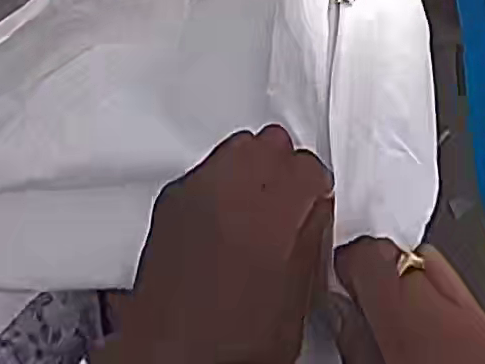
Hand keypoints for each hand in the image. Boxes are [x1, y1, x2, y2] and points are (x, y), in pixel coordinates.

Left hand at [100, 125, 333, 363]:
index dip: (315, 188)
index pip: (310, 166)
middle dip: (284, 169)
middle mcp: (237, 183)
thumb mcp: (295, 300)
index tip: (314, 203)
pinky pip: (208, 169)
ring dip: (251, 170)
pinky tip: (222, 218)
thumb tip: (316, 212)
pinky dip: (219, 184)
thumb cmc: (228, 344)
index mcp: (277, 205)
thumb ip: (311, 240)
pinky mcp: (173, 195)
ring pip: (240, 146)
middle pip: (274, 143)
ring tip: (252, 208)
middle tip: (286, 204)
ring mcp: (202, 185)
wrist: (168, 361)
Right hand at [334, 238, 484, 363]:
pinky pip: (460, 301)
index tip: (336, 276)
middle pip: (406, 256)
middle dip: (380, 268)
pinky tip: (422, 340)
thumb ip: (356, 345)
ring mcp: (481, 322)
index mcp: (411, 315)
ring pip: (436, 272)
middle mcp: (452, 306)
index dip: (348, 262)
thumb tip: (342, 315)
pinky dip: (437, 307)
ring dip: (409, 285)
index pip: (371, 255)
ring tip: (386, 321)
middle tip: (355, 297)